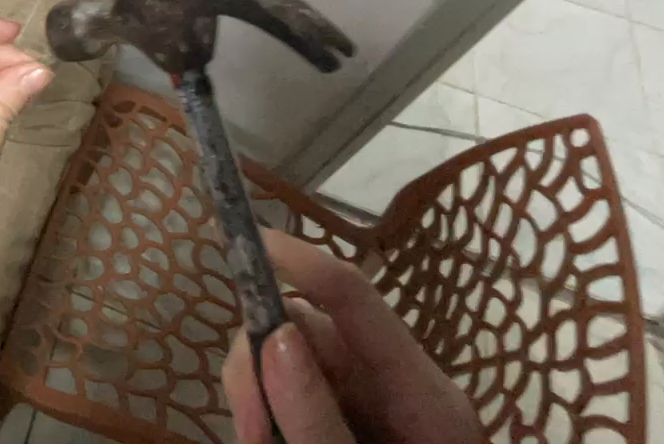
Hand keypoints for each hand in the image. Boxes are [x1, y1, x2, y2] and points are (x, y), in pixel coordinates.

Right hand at [222, 228, 481, 443]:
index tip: (242, 240)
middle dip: (258, 360)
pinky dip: (264, 413)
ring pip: (285, 358)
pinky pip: (286, 393)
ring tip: (254, 441)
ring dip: (254, 392)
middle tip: (244, 425)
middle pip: (304, 328)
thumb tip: (270, 336)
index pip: (352, 295)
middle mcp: (391, 385)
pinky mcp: (341, 422)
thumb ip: (317, 421)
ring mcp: (366, 406)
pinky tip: (265, 440)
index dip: (298, 259)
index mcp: (420, 392)